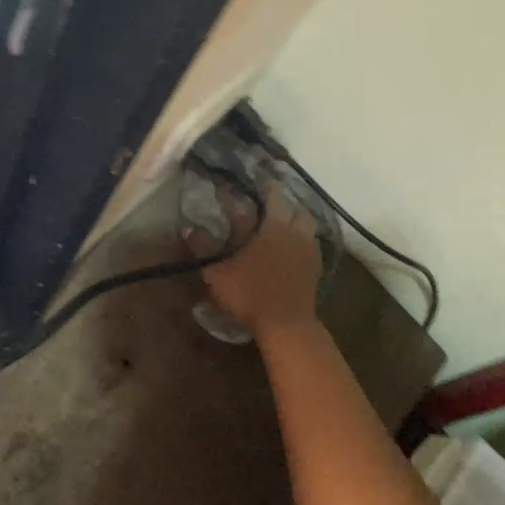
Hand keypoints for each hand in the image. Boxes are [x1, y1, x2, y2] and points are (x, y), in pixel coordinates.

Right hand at [191, 185, 321, 335]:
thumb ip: (204, 247)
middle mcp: (294, 229)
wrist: (285, 323)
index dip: (253, 186)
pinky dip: (301, 236)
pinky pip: (310, 241)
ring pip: (306, 221)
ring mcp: (308, 247)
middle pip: (291, 204)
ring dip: (293, 216)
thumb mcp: (218, 272)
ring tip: (279, 220)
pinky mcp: (315, 265)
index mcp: (272, 224)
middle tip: (262, 201)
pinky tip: (290, 245)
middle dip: (277, 198)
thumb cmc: (250, 293)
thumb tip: (189, 227)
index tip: (243, 180)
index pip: (265, 195)